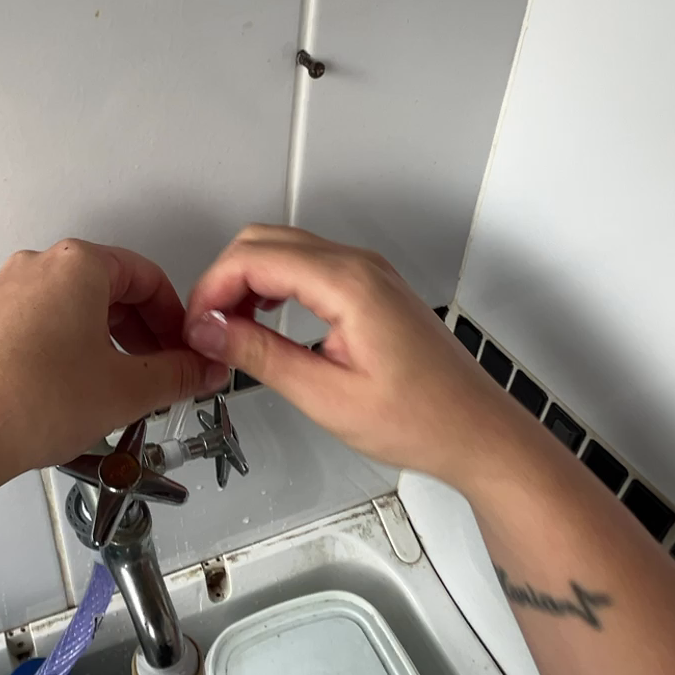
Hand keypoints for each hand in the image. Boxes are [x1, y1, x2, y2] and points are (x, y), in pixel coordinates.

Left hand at [0, 240, 226, 489]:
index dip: (175, 319)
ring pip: (73, 308)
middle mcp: (37, 266)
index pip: (147, 278)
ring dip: (105, 342)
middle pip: (110, 289)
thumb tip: (201, 369)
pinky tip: (67, 392)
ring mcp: (3, 292)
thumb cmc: (29, 401)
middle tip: (157, 373)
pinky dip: (66, 348)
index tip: (184, 351)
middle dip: (142, 333)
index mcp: (78, 264)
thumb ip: (177, 375)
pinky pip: (39, 324)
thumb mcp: (125, 389)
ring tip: (114, 389)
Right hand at [182, 225, 515, 483]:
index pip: (253, 258)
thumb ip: (260, 355)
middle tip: (206, 326)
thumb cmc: (420, 421)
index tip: (196, 326)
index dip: (212, 288)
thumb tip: (208, 328)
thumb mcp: (325, 396)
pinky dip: (272, 281)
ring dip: (246, 279)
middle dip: (223, 278)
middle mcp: (357, 264)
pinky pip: (306, 263)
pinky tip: (263, 316)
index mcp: (347, 284)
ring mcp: (366, 270)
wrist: (478, 433)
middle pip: (263, 241)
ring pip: (282, 247)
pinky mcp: (368, 284)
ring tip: (229, 327)